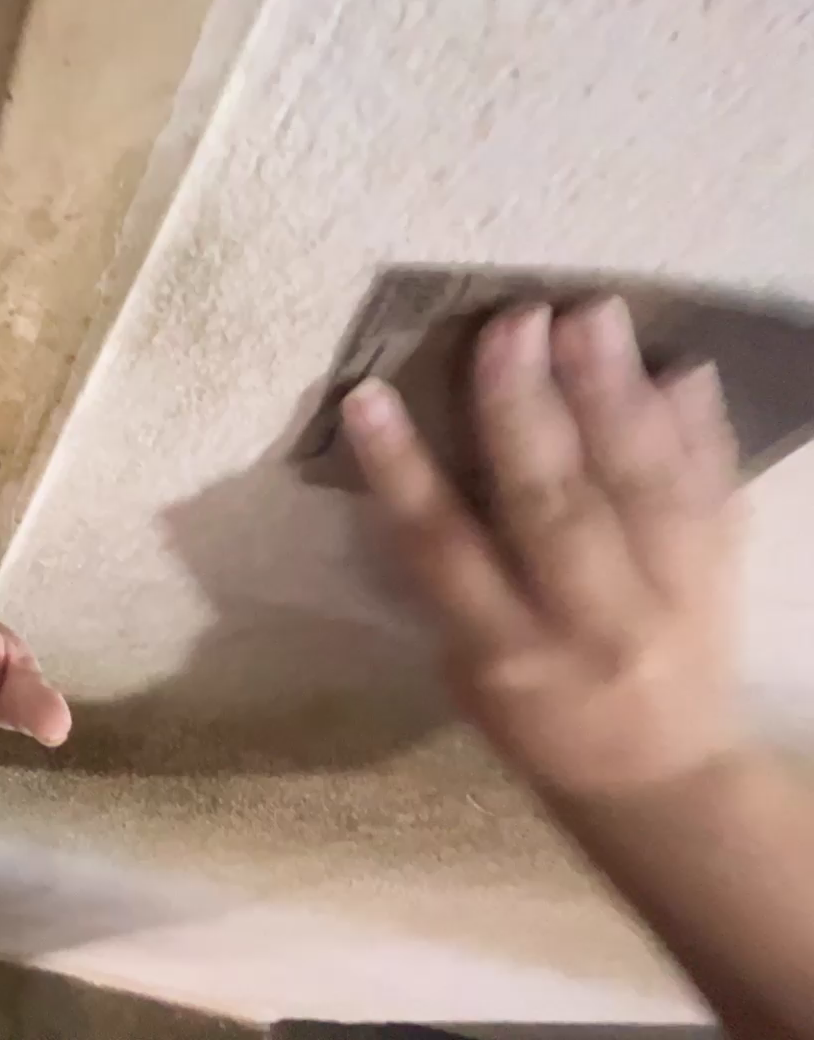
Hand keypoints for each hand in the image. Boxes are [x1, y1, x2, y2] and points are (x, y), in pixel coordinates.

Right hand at [342, 298, 744, 797]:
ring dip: (614, 396)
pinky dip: (699, 429)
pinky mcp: (728, 582)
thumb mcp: (459, 668)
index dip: (400, 469)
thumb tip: (419, 483)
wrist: (658, 779)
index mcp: (502, 649)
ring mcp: (674, 601)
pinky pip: (716, 497)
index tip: (367, 398)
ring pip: (645, 488)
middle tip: (510, 324)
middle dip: (525, 408)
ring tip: (590, 318)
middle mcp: (590, 622)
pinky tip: (680, 369)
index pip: (440, 546)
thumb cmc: (523, 721)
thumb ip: (446, 581)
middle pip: (553, 504)